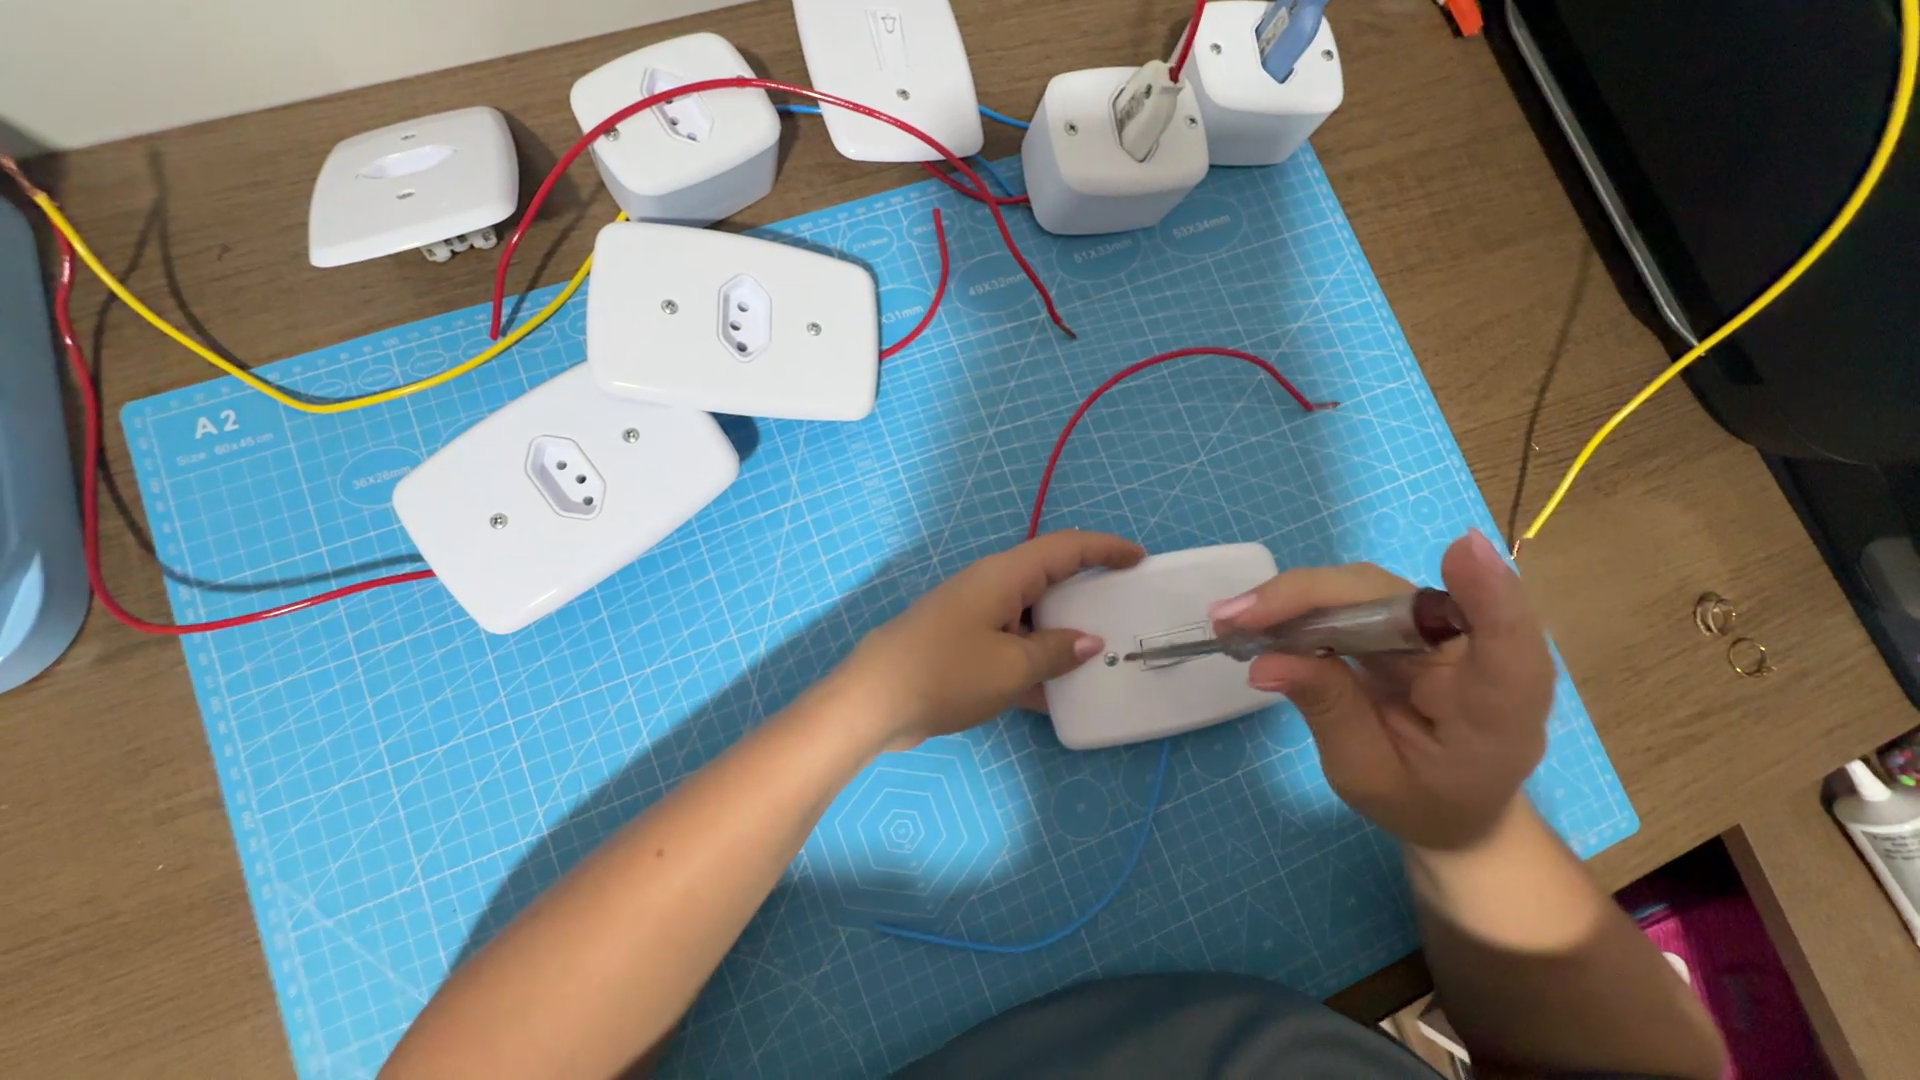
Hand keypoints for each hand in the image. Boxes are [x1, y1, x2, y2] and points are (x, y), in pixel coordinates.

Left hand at [834, 531, 1145, 750]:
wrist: (873, 702)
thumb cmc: (946, 673)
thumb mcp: (1011, 666)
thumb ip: (1055, 652)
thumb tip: (1089, 641)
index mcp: (1003, 577)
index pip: (1063, 548)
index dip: (1104, 548)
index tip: (1138, 557)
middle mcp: (989, 588)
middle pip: (1047, 580)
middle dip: (1085, 592)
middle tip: (1123, 608)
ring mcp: (972, 617)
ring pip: (1029, 617)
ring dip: (1060, 635)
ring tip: (1099, 656)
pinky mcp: (961, 647)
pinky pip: (1009, 645)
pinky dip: (1034, 663)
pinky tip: (1056, 696)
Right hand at [1209, 530, 1553, 849]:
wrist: (1455, 806)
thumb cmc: (1424, 802)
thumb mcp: (1368, 776)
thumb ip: (1330, 714)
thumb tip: (1265, 662)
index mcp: (1493, 707)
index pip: (1507, 645)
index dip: (1488, 595)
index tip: (1462, 549)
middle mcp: (1470, 651)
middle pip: (1396, 600)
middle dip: (1313, 598)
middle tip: (1235, 619)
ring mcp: (1434, 629)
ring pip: (1365, 589)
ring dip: (1294, 599)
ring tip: (1232, 622)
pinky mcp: (1402, 621)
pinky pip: (1350, 599)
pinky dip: (1299, 606)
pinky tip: (1256, 619)